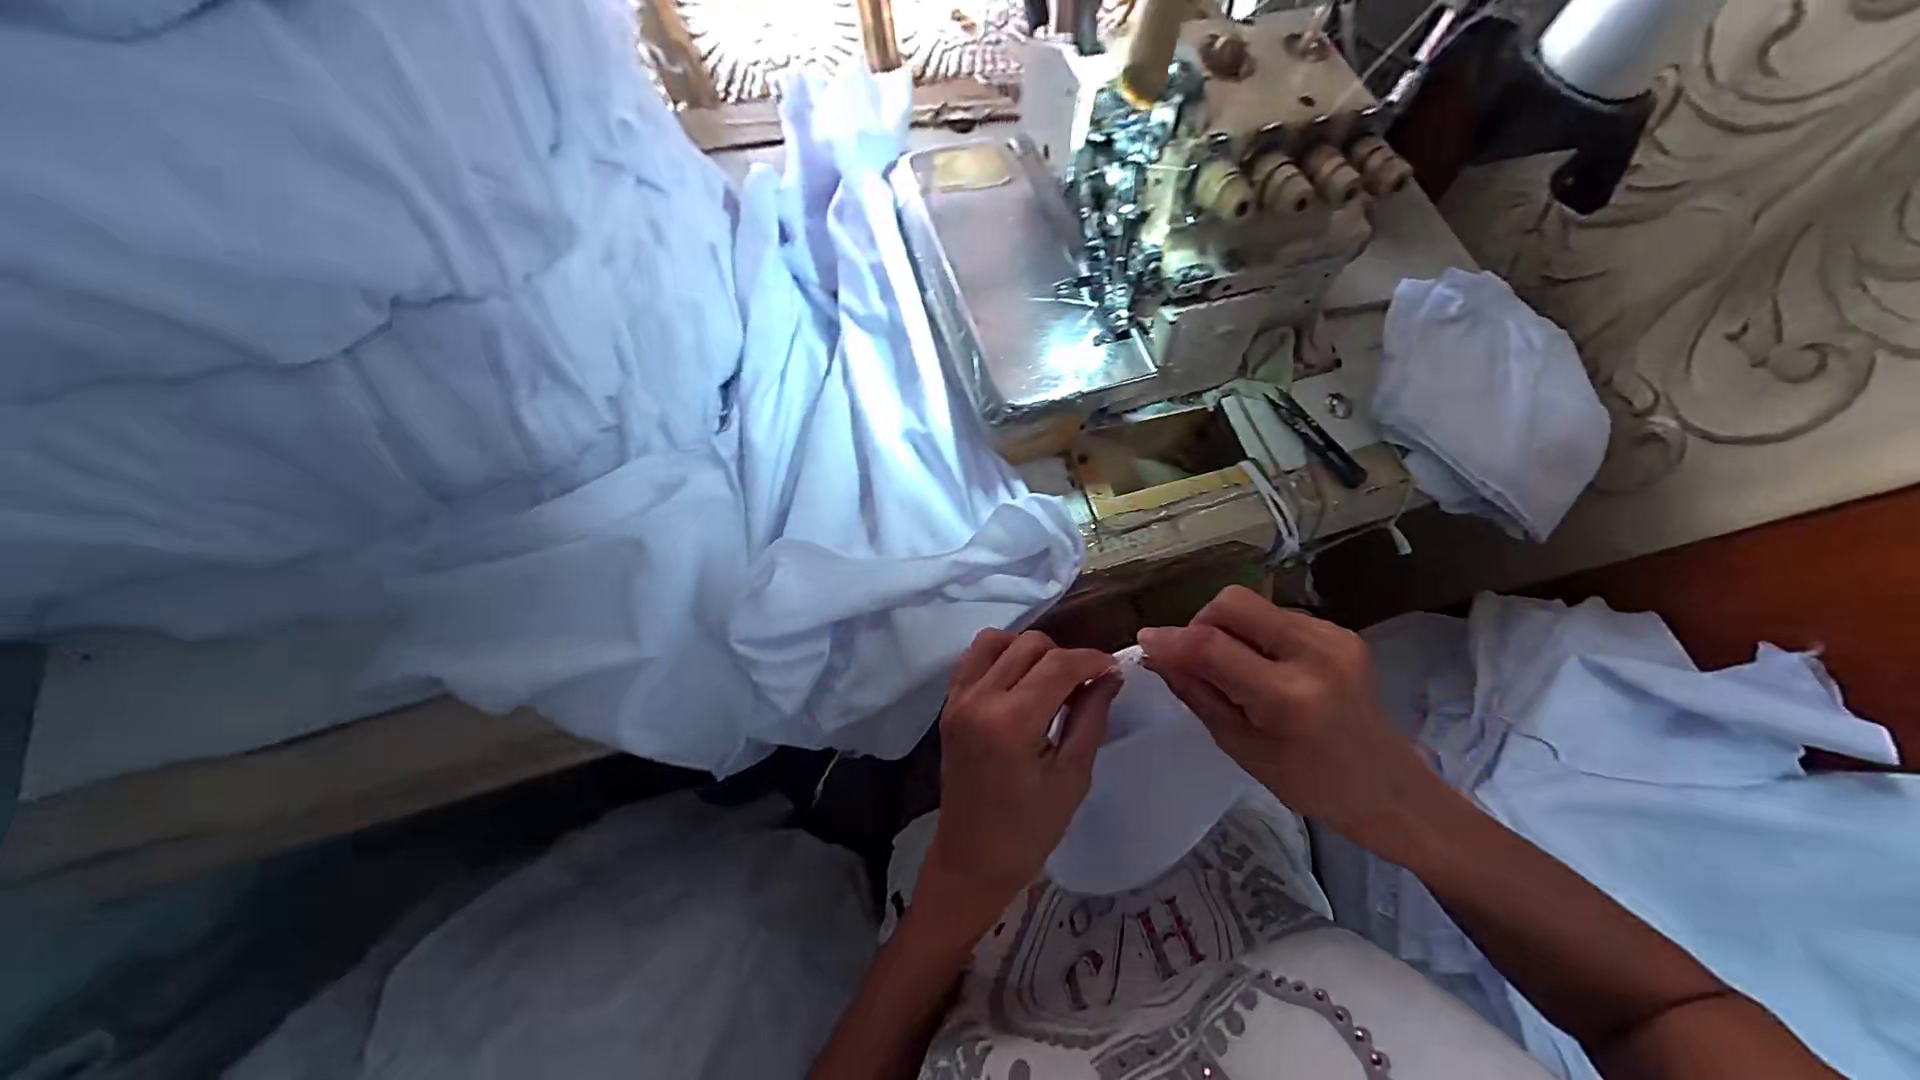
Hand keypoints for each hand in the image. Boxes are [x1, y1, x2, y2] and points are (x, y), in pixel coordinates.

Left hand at [925, 629, 1121, 910]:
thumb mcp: (1072, 776)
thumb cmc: (1029, 829)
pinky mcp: (949, 705)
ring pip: (996, 640)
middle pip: (1029, 644)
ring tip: (1049, 681)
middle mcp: (979, 699)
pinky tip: (1020, 682)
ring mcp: (958, 699)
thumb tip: (1109, 675)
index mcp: (1011, 722)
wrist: (972, 858)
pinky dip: (1000, 657)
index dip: (1092, 659)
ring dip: (1029, 650)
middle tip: (1083, 686)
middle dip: (1064, 656)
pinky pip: (973, 658)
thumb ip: (1090, 717)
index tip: (1113, 668)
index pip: (1058, 665)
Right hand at [1136, 586, 1433, 845]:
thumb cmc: (1307, 781)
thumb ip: (1196, 691)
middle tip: (1197, 657)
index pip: (1211, 647)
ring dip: (1229, 628)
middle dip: (1201, 622)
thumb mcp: (1238, 744)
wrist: (1387, 787)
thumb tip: (1157, 653)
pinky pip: (1276, 614)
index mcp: (1288, 697)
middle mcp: (1315, 654)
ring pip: (1253, 604)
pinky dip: (1255, 633)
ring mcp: (1334, 637)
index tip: (1145, 640)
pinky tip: (1264, 664)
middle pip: (1233, 602)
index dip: (1170, 639)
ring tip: (1235, 667)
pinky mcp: (1341, 631)